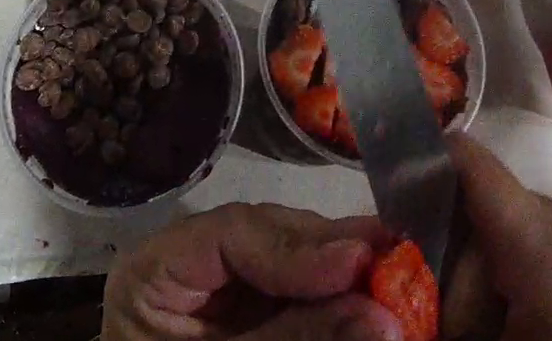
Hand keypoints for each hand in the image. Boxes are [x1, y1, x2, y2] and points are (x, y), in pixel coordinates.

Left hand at [104, 203, 404, 340]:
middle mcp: (190, 259)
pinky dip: (331, 296)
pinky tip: (366, 294)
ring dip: (341, 268)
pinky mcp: (248, 304)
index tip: (358, 263)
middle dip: (331, 249)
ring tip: (393, 272)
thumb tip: (381, 318)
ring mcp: (218, 281)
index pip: (231, 232)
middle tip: (395, 257)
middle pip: (267, 233)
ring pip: (288, 254)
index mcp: (156, 268)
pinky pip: (293, 288)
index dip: (298, 246)